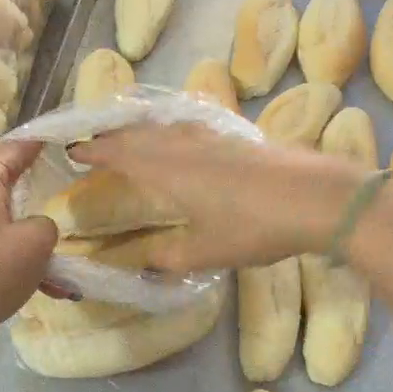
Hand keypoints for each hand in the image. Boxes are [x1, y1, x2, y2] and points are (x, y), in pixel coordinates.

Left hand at [0, 141, 58, 337]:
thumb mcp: (35, 245)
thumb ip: (46, 225)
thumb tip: (34, 227)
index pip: (15, 147)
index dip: (40, 142)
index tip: (61, 138)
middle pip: (3, 184)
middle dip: (34, 195)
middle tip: (63, 200)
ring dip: (26, 240)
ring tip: (55, 270)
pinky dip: (8, 259)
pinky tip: (33, 288)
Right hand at [70, 124, 369, 271]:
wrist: (320, 198)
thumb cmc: (256, 226)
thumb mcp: (207, 251)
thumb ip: (168, 257)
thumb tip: (140, 263)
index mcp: (169, 169)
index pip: (120, 152)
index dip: (95, 150)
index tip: (72, 150)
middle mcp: (186, 145)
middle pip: (141, 132)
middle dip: (114, 136)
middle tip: (94, 143)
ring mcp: (216, 138)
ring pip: (167, 127)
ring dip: (142, 131)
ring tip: (131, 139)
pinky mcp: (240, 140)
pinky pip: (191, 129)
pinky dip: (171, 133)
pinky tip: (181, 142)